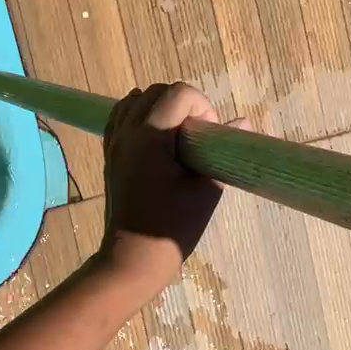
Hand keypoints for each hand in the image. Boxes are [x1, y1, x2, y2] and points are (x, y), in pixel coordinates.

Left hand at [98, 82, 246, 288]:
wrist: (132, 257)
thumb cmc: (172, 226)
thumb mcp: (205, 189)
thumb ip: (222, 151)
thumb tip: (242, 122)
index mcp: (149, 137)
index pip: (178, 93)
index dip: (201, 107)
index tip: (208, 137)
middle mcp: (126, 133)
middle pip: (155, 91)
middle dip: (182, 104)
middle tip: (196, 138)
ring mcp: (113, 144)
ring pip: (134, 101)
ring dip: (158, 108)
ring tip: (176, 138)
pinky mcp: (108, 156)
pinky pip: (120, 120)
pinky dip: (138, 118)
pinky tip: (155, 140)